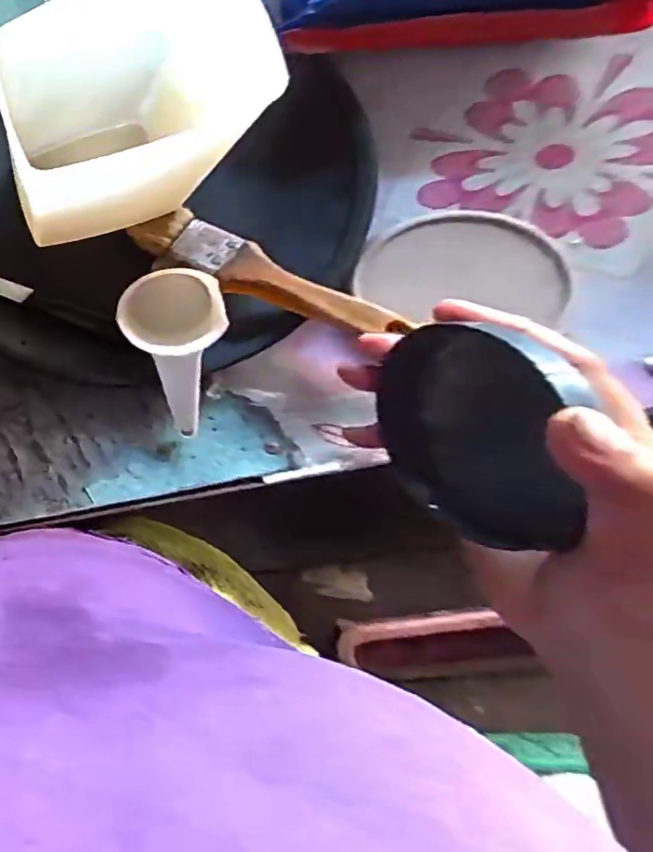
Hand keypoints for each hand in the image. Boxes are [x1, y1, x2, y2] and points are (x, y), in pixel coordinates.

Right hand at [335, 300, 652, 655]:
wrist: (612, 656)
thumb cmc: (646, 600)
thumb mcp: (648, 542)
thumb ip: (626, 482)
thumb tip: (569, 419)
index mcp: (613, 440)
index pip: (563, 366)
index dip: (508, 332)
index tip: (445, 314)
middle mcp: (558, 443)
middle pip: (489, 381)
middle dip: (426, 357)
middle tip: (368, 348)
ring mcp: (510, 467)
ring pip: (447, 410)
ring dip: (395, 389)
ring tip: (348, 378)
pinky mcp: (473, 492)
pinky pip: (423, 450)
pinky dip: (384, 435)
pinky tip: (354, 435)